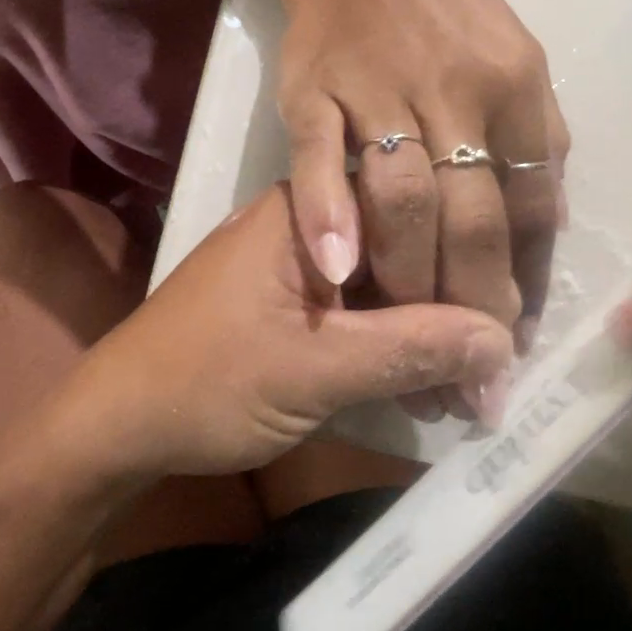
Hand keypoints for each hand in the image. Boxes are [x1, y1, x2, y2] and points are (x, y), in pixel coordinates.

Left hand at [69, 185, 514, 478]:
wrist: (120, 420)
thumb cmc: (207, 383)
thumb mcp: (313, 369)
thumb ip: (408, 350)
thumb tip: (502, 343)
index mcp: (307, 211)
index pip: (415, 217)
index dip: (469, 279)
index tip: (511, 346)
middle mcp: (310, 221)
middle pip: (406, 254)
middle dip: (453, 321)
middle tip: (491, 387)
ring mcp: (302, 260)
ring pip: (388, 287)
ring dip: (427, 342)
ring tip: (464, 402)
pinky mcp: (296, 299)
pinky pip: (363, 311)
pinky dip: (394, 348)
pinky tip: (424, 389)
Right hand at [275, 0, 566, 421]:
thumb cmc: (434, 2)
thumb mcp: (509, 54)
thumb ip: (534, 132)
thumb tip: (551, 220)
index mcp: (517, 82)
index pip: (534, 202)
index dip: (530, 282)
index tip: (520, 344)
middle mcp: (459, 90)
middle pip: (476, 216)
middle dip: (479, 309)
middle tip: (475, 386)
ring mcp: (383, 90)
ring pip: (407, 201)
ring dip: (413, 286)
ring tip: (415, 360)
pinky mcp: (316, 91)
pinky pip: (324, 159)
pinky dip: (331, 215)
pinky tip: (336, 274)